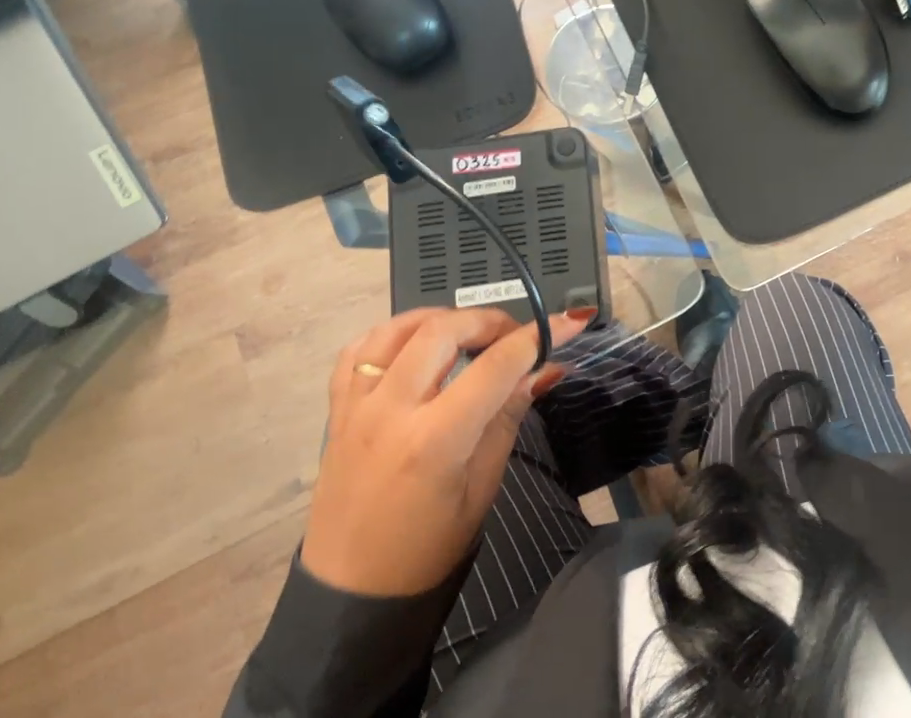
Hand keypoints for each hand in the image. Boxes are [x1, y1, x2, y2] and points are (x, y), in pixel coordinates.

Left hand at [299, 306, 591, 596]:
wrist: (354, 591)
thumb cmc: (430, 549)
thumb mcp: (482, 487)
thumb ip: (508, 417)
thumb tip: (546, 369)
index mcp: (435, 439)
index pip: (497, 366)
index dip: (539, 336)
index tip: (572, 320)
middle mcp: (390, 411)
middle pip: (443, 331)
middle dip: (489, 321)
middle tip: (516, 337)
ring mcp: (356, 407)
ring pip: (397, 329)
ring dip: (440, 319)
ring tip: (468, 334)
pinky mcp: (337, 411)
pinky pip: (358, 350)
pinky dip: (392, 335)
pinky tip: (415, 345)